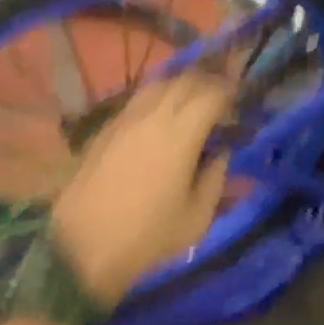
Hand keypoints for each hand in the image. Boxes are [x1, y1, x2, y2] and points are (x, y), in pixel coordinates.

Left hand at [51, 72, 232, 306]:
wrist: (83, 243)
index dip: (230, 93)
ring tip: (192, 103)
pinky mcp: (105, 129)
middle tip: (221, 97)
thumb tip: (221, 154)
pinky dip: (156, 99)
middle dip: (207, 83)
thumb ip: (215, 179)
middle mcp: (152, 115)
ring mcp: (124, 119)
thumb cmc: (148, 235)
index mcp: (180, 133)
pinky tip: (160, 118)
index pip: (212, 94)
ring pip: (157, 85)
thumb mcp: (197, 217)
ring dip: (179, 87)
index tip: (240, 102)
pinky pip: (137, 100)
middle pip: (184, 81)